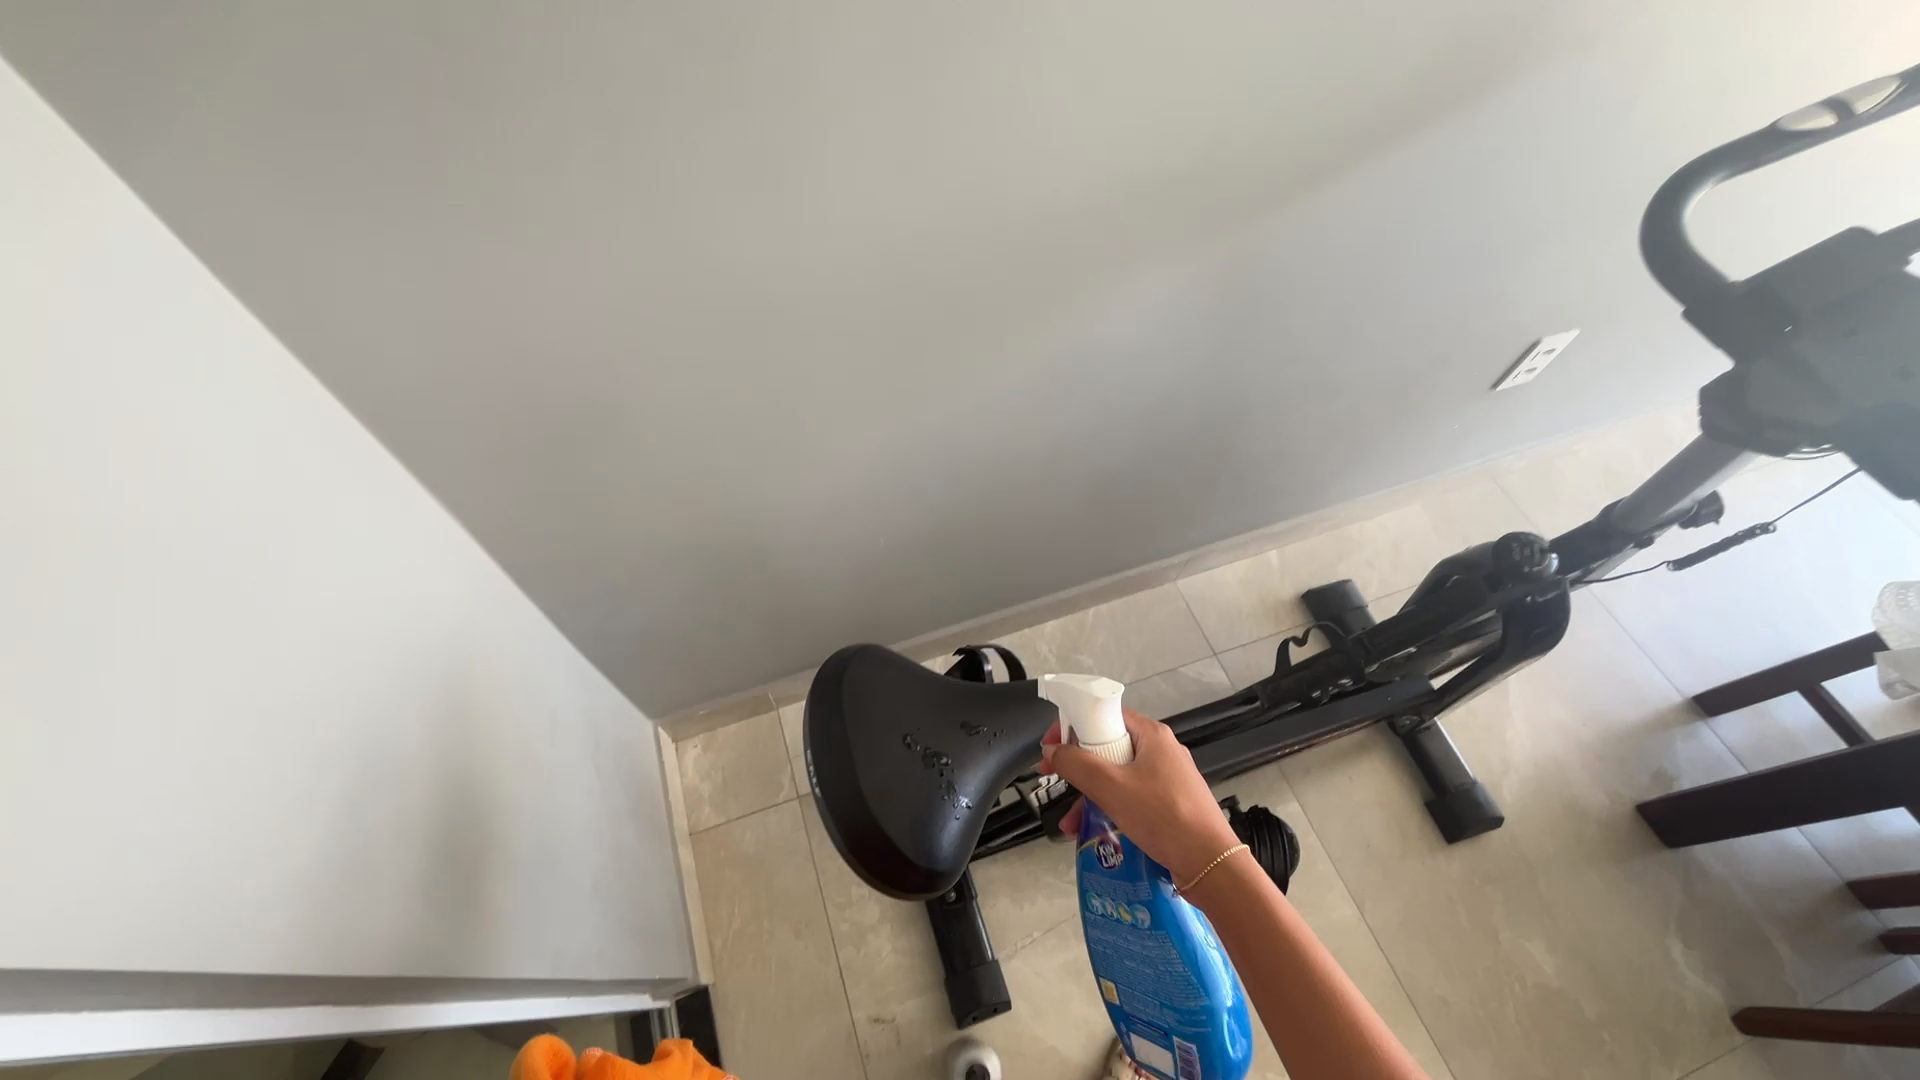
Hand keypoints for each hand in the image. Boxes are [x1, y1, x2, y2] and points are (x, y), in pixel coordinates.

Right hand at [1041, 708, 1240, 883]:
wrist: (1210, 864)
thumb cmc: (1162, 816)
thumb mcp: (1111, 787)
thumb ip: (1076, 764)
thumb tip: (1052, 749)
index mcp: (1151, 734)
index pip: (1104, 715)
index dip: (1073, 726)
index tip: (1052, 747)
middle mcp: (1161, 750)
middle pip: (1108, 747)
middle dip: (1078, 767)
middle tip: (1055, 781)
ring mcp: (1167, 778)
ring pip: (1117, 776)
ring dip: (1089, 795)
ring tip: (1070, 822)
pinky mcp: (1170, 803)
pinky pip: (1130, 797)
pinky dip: (1109, 809)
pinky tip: (1092, 832)